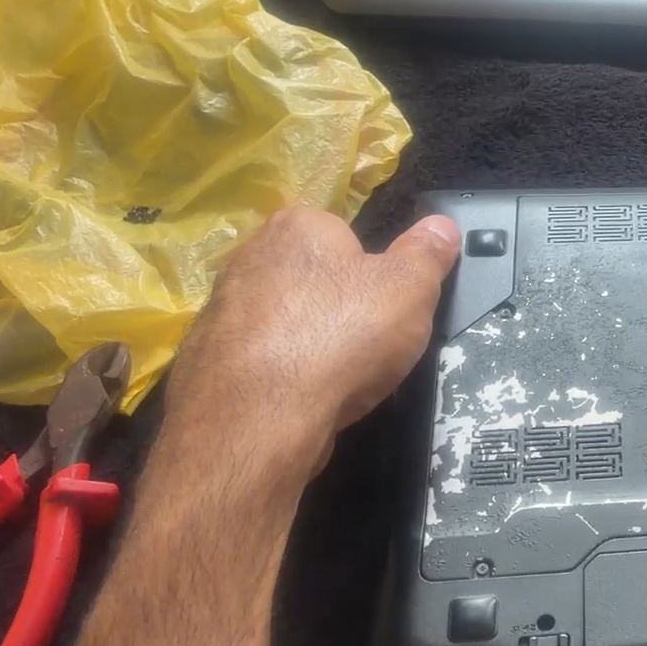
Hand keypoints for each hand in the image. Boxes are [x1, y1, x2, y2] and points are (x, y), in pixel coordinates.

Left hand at [158, 207, 460, 479]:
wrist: (257, 422)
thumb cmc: (342, 336)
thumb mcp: (412, 286)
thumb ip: (428, 252)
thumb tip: (441, 223)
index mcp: (297, 229)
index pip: (343, 228)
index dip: (374, 261)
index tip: (391, 293)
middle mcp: (248, 259)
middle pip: (314, 273)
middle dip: (341, 298)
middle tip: (376, 330)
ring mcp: (219, 313)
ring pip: (286, 316)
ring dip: (311, 335)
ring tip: (345, 369)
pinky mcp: (205, 364)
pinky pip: (261, 356)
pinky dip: (284, 369)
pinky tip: (309, 392)